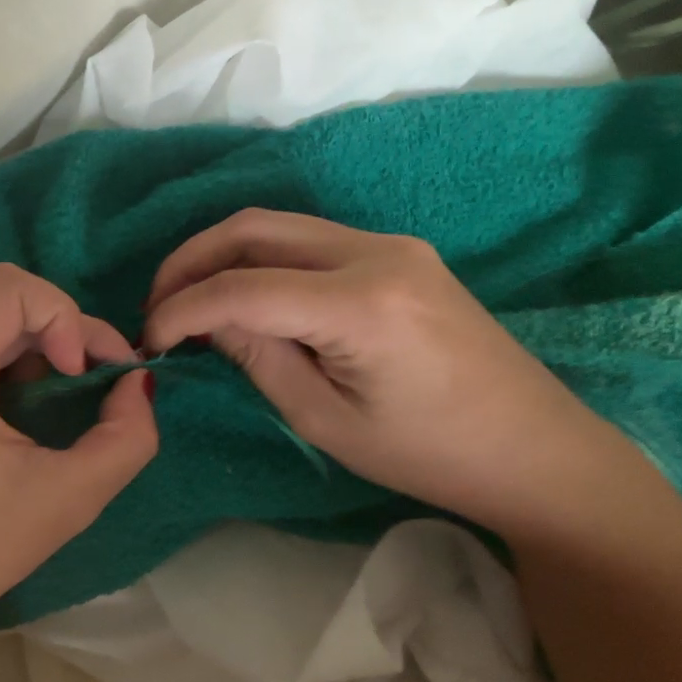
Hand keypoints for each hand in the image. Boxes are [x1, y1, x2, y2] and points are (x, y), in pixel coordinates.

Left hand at [0, 264, 158, 660]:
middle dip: (63, 331)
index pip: (10, 289)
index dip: (65, 316)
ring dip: (40, 349)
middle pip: (1, 302)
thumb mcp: (73, 495)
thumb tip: (136, 384)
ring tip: (70, 400)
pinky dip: (11, 365)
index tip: (83, 375)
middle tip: (100, 382)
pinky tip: (30, 410)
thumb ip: (128, 434)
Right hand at [141, 209, 633, 530]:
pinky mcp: (397, 255)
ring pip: (277, 227)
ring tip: (186, 303)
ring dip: (220, 257)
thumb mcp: (324, 419)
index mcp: (361, 303)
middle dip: (188, 262)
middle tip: (155, 308)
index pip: (241, 287)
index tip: (147, 341)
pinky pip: (306, 241)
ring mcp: (392, 246)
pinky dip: (258, 261)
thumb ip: (258, 358)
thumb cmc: (428, 454)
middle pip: (252, 229)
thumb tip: (207, 324)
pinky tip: (239, 298)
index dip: (180, 309)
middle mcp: (377, 252)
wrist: (535, 451)